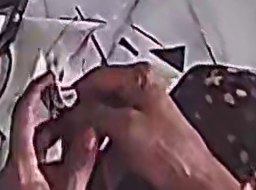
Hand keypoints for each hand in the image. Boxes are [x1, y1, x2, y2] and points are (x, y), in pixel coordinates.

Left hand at [0, 74, 99, 189]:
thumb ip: (78, 161)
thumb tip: (90, 131)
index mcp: (17, 164)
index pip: (23, 111)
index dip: (37, 88)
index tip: (49, 76)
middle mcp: (9, 171)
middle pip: (33, 130)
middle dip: (58, 119)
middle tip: (77, 111)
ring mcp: (12, 183)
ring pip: (35, 151)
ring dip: (58, 142)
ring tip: (82, 142)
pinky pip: (36, 168)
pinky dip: (53, 161)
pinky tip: (71, 169)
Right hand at [41, 64, 237, 189]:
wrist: (194, 180)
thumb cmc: (172, 152)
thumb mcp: (125, 127)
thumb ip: (96, 112)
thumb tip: (74, 109)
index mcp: (140, 76)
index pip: (97, 75)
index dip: (76, 93)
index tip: (61, 110)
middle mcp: (143, 89)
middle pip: (101, 97)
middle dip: (85, 118)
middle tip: (70, 134)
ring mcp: (144, 112)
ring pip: (107, 118)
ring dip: (94, 136)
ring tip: (86, 151)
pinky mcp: (146, 134)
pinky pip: (117, 136)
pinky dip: (106, 148)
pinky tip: (104, 163)